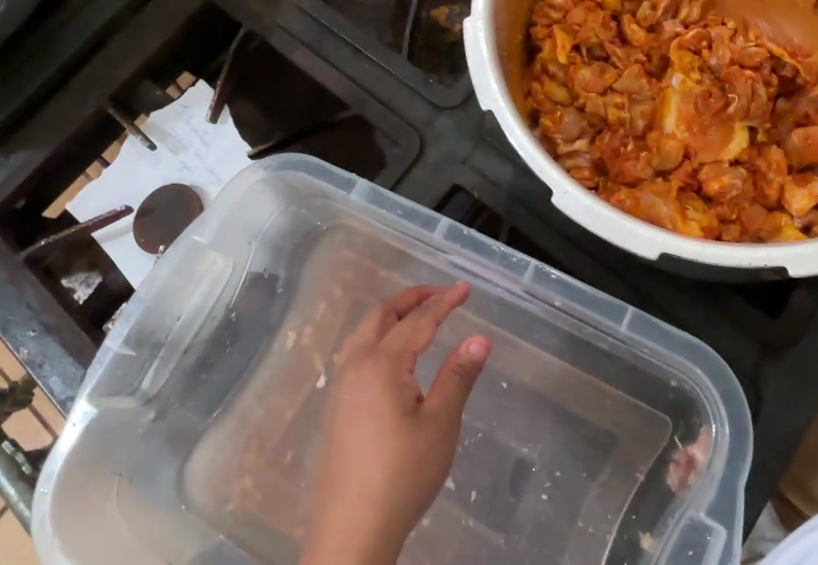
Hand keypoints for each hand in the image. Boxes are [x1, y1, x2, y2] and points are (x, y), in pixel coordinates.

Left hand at [301, 283, 491, 564]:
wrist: (352, 528)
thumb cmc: (402, 474)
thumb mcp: (441, 424)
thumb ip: (458, 376)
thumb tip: (480, 338)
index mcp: (381, 364)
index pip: (417, 321)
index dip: (444, 302)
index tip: (465, 288)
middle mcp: (355, 366)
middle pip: (380, 316)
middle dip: (411, 299)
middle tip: (440, 294)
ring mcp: (340, 387)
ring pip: (362, 333)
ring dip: (390, 316)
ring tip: (416, 316)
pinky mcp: (336, 408)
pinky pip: (354, 353)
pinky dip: (376, 336)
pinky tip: (390, 356)